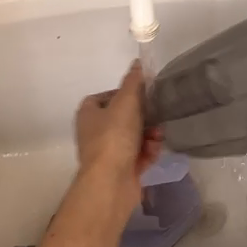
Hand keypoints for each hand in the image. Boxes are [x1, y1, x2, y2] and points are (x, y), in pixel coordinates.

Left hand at [75, 61, 161, 194]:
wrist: (110, 183)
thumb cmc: (113, 138)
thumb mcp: (125, 103)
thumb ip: (134, 82)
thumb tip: (138, 64)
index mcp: (89, 113)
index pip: (107, 96)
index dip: (125, 93)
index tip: (143, 94)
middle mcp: (95, 132)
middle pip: (124, 117)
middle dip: (144, 117)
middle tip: (157, 117)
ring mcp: (108, 152)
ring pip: (135, 136)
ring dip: (149, 135)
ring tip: (157, 137)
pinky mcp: (121, 169)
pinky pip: (139, 155)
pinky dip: (148, 152)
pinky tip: (154, 152)